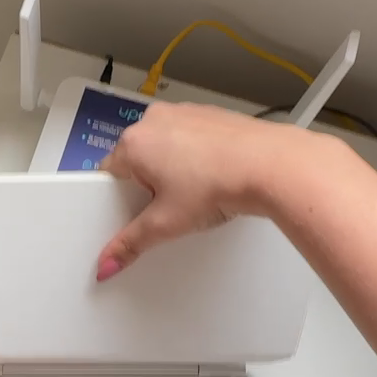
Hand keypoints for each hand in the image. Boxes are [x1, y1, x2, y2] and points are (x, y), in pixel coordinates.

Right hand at [96, 102, 343, 278]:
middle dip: (149, 183)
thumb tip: (108, 263)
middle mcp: (155, 120)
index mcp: (133, 142)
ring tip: (194, 192)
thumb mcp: (164, 224)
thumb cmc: (219, 183)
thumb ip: (129, 245)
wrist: (269, 165)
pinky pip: (189, 138)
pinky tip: (210, 178)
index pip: (110, 174)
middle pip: (137, 159)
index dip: (123, 198)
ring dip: (172, 169)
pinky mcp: (209, 114)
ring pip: (163, 147)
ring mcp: (184, 113)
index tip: (139, 211)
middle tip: (169, 205)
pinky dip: (195, 156)